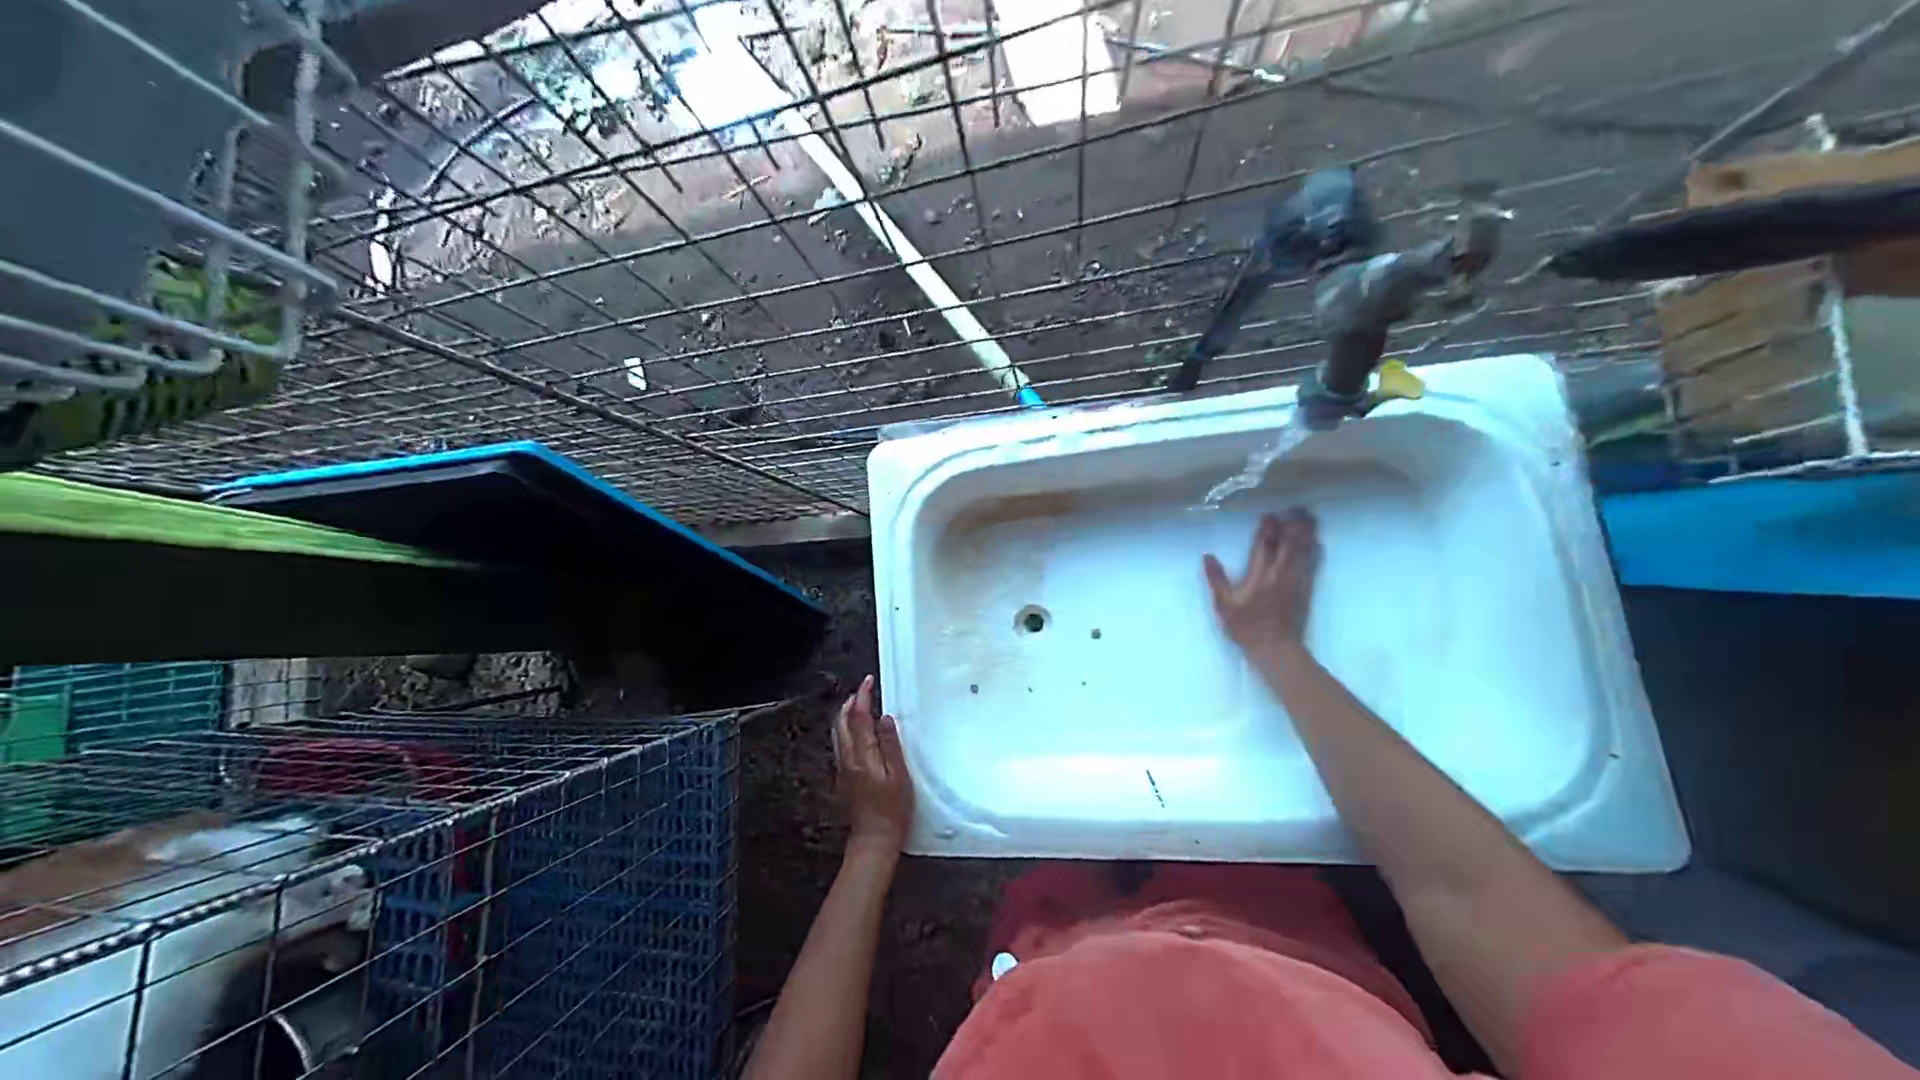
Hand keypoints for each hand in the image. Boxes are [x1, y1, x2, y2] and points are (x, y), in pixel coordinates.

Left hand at [833, 675, 912, 852]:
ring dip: (848, 714)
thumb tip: (886, 718)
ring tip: (862, 704)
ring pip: (839, 732)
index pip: (858, 717)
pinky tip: (859, 731)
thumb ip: (892, 745)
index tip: (869, 681)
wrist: (874, 840)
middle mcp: (848, 758)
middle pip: (842, 722)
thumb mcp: (900, 776)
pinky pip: (841, 743)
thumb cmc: (892, 810)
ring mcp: (843, 768)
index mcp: (862, 756)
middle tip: (866, 690)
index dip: (863, 696)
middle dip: (852, 702)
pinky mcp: (845, 776)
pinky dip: (848, 729)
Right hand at [1203, 509, 1321, 657]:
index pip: (1264, 546)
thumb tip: (1207, 556)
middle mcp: (1280, 573)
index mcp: (1259, 575)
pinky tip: (1317, 542)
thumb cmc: (1247, 627)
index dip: (1267, 529)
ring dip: (1306, 533)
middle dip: (1292, 525)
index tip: (1270, 515)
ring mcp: (1296, 580)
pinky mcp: (1306, 588)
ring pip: (1303, 550)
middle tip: (1295, 508)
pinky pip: (1312, 564)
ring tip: (1309, 517)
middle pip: (1289, 543)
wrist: (1276, 648)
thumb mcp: (1225, 605)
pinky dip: (1314, 550)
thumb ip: (1217, 580)